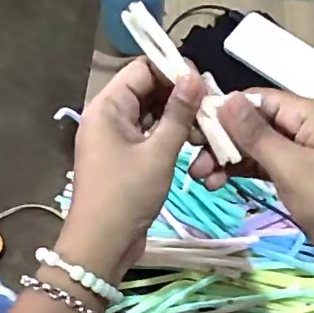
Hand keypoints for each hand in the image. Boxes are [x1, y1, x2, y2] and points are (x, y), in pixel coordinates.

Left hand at [60, 58, 203, 278]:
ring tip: (205, 130)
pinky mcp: (124, 157)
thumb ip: (178, 113)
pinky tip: (193, 143)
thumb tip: (195, 76)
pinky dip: (169, 136)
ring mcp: (115, 138)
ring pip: (151, 114)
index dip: (173, 70)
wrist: (102, 244)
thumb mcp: (158, 153)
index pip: (142, 69)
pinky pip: (149, 135)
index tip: (204, 84)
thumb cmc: (126, 195)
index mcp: (107, 106)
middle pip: (148, 89)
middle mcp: (108, 116)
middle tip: (211, 109)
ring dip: (177, 118)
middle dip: (179, 96)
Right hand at [190, 88, 313, 264]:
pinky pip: (262, 166)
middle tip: (192, 160)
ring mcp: (299, 153)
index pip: (258, 100)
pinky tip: (216, 183)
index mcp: (308, 114)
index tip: (194, 128)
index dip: (225, 110)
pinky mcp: (295, 177)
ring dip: (226, 159)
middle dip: (222, 140)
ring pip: (254, 147)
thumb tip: (225, 99)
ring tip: (199, 177)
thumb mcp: (290, 165)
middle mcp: (302, 127)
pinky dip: (241, 173)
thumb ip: (256, 133)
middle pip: (253, 124)